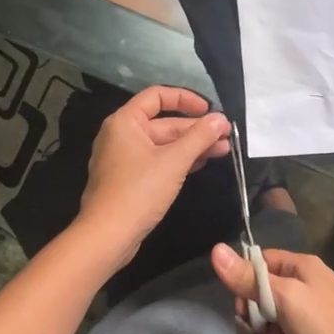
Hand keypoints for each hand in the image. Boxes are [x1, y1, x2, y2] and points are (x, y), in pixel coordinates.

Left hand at [75, 87, 229, 269]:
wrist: (107, 237)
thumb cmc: (138, 191)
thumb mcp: (174, 161)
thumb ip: (199, 137)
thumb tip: (221, 119)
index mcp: (125, 122)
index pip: (157, 96)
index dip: (185, 99)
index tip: (209, 110)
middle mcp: (122, 135)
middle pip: (163, 123)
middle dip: (196, 129)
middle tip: (226, 135)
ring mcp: (124, 159)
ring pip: (163, 144)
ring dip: (192, 146)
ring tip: (223, 150)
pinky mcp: (130, 180)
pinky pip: (158, 161)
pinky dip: (179, 161)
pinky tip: (202, 163)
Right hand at [211, 244, 333, 333]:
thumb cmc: (324, 325)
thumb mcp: (283, 299)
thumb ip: (248, 279)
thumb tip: (215, 249)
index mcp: (299, 265)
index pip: (258, 266)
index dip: (245, 288)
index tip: (244, 313)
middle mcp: (306, 282)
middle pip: (264, 298)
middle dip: (261, 324)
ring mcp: (312, 309)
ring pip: (274, 323)